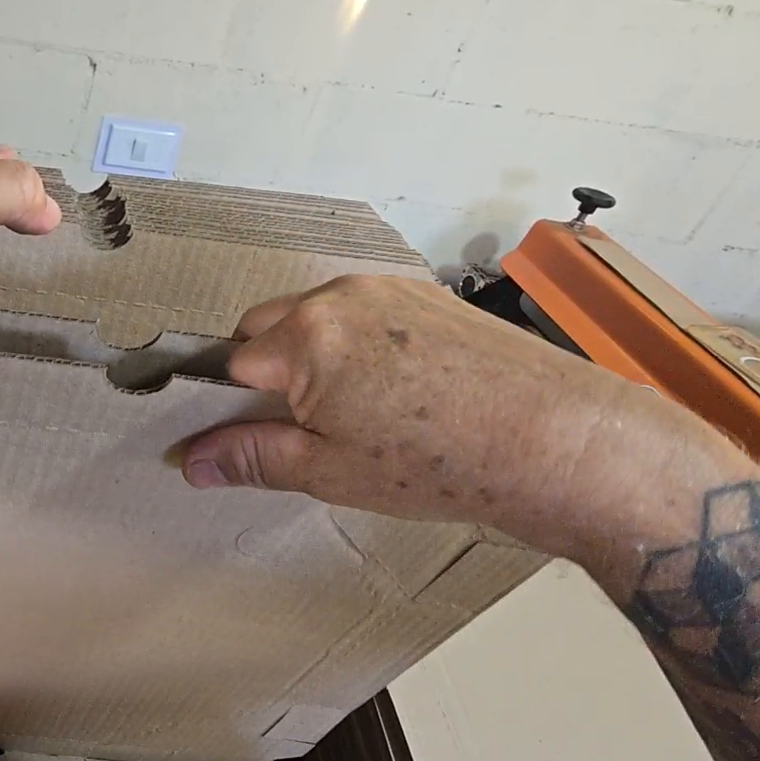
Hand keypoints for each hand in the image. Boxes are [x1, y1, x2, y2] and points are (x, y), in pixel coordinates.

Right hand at [180, 275, 731, 557]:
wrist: (568, 444)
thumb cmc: (447, 462)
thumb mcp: (330, 471)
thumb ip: (251, 456)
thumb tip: (191, 460)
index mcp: (305, 336)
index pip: (231, 365)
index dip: (233, 406)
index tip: (249, 434)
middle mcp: (338, 296)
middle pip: (264, 329)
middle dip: (266, 371)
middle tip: (303, 424)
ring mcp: (385, 289)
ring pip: (311, 317)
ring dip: (310, 353)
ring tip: (354, 408)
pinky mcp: (424, 294)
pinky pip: (360, 311)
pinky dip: (355, 342)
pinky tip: (394, 388)